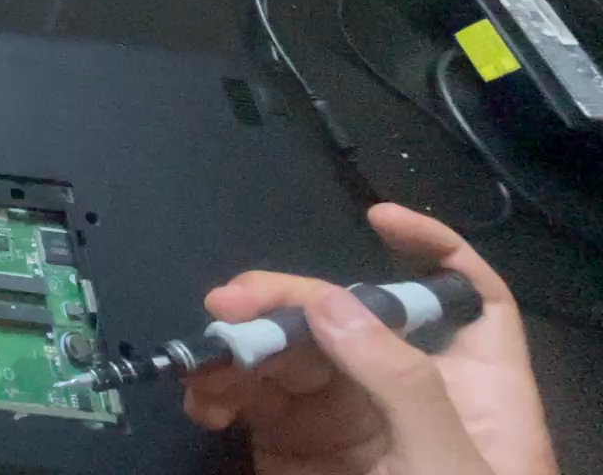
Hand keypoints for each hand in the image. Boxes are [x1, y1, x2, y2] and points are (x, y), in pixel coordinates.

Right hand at [182, 203, 558, 474]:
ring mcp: (334, 408)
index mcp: (463, 392)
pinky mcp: (283, 433)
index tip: (377, 217)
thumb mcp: (448, 473)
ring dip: (229, 349)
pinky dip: (212, 386)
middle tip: (225, 308)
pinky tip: (201, 402)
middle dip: (274, 301)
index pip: (466, 303)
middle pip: (333, 310)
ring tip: (204, 375)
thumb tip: (334, 301)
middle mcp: (393, 386)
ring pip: (274, 344)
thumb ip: (404, 387)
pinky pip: (240, 388)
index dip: (433, 250)